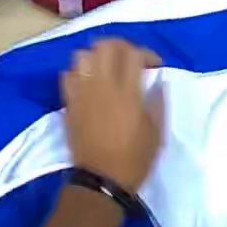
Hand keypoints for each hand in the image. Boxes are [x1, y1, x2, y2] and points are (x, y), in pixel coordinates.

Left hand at [61, 38, 164, 190]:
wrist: (100, 180)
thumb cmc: (133, 159)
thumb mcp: (157, 132)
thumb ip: (158, 101)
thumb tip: (158, 81)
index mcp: (127, 93)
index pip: (133, 54)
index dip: (146, 53)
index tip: (154, 65)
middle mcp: (102, 86)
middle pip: (106, 46)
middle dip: (121, 46)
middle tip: (130, 59)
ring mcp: (81, 93)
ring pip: (82, 55)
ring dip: (97, 56)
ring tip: (108, 67)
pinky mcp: (69, 103)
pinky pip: (68, 74)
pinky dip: (79, 71)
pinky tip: (89, 82)